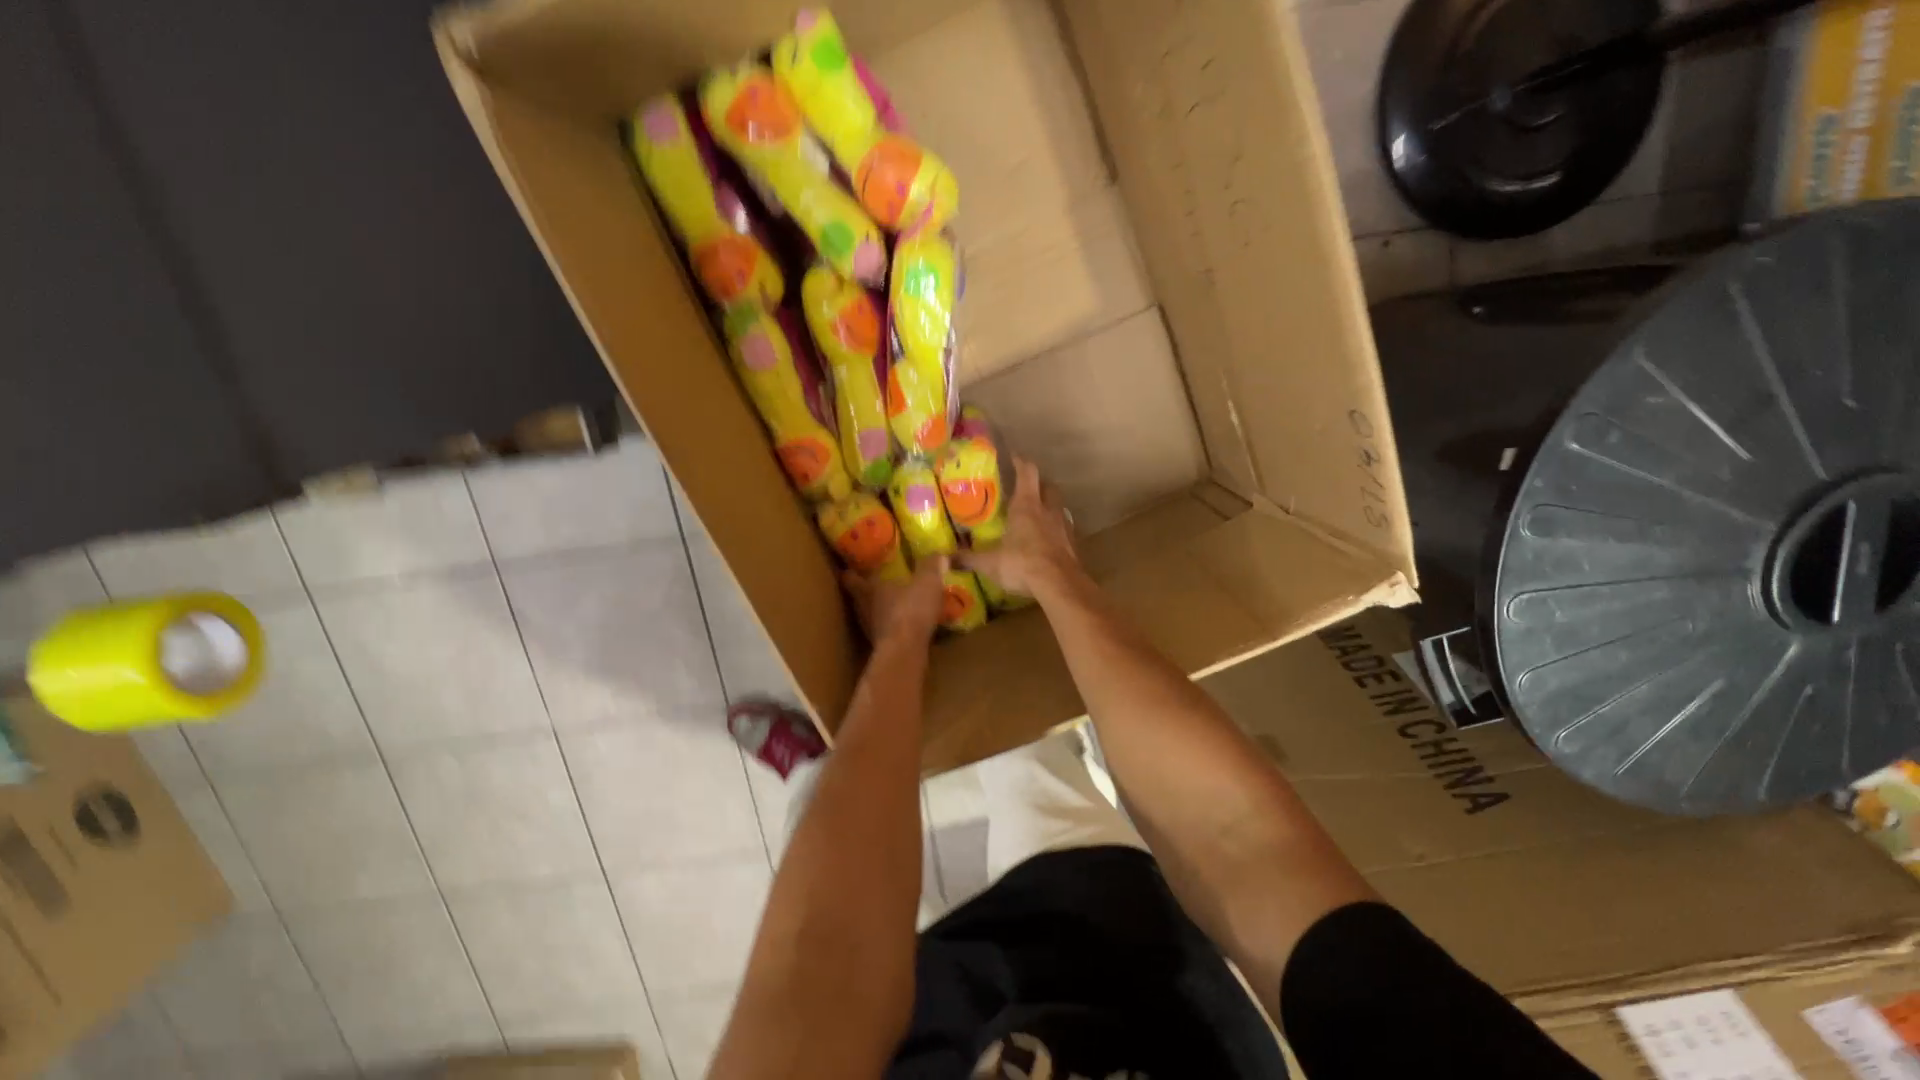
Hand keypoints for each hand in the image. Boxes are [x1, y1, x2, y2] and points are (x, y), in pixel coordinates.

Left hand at [843, 555, 947, 647]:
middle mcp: (865, 610)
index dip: (850, 572)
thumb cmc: (910, 610)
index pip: (850, 578)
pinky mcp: (883, 648)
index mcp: (868, 590)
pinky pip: (887, 633)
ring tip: (896, 605)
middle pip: (860, 598)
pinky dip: (894, 628)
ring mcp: (872, 631)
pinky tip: (908, 627)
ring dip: (881, 611)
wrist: (906, 652)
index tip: (850, 567)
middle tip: (879, 583)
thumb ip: (931, 566)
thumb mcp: (926, 582)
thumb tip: (939, 554)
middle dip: (867, 591)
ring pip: (872, 617)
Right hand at [956, 457, 1082, 598]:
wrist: (1060, 585)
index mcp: (1026, 505)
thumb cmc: (1022, 564)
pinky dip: (1056, 529)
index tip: (1013, 457)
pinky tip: (1047, 540)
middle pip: (1048, 486)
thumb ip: (968, 558)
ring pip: (1059, 507)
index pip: (1027, 472)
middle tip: (1026, 488)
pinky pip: (1065, 529)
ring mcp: (1064, 526)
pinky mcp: (1073, 544)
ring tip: (1036, 515)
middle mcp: (1048, 510)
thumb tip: (945, 558)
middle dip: (1038, 483)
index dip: (1020, 462)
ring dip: (1049, 506)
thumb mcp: (989, 563)